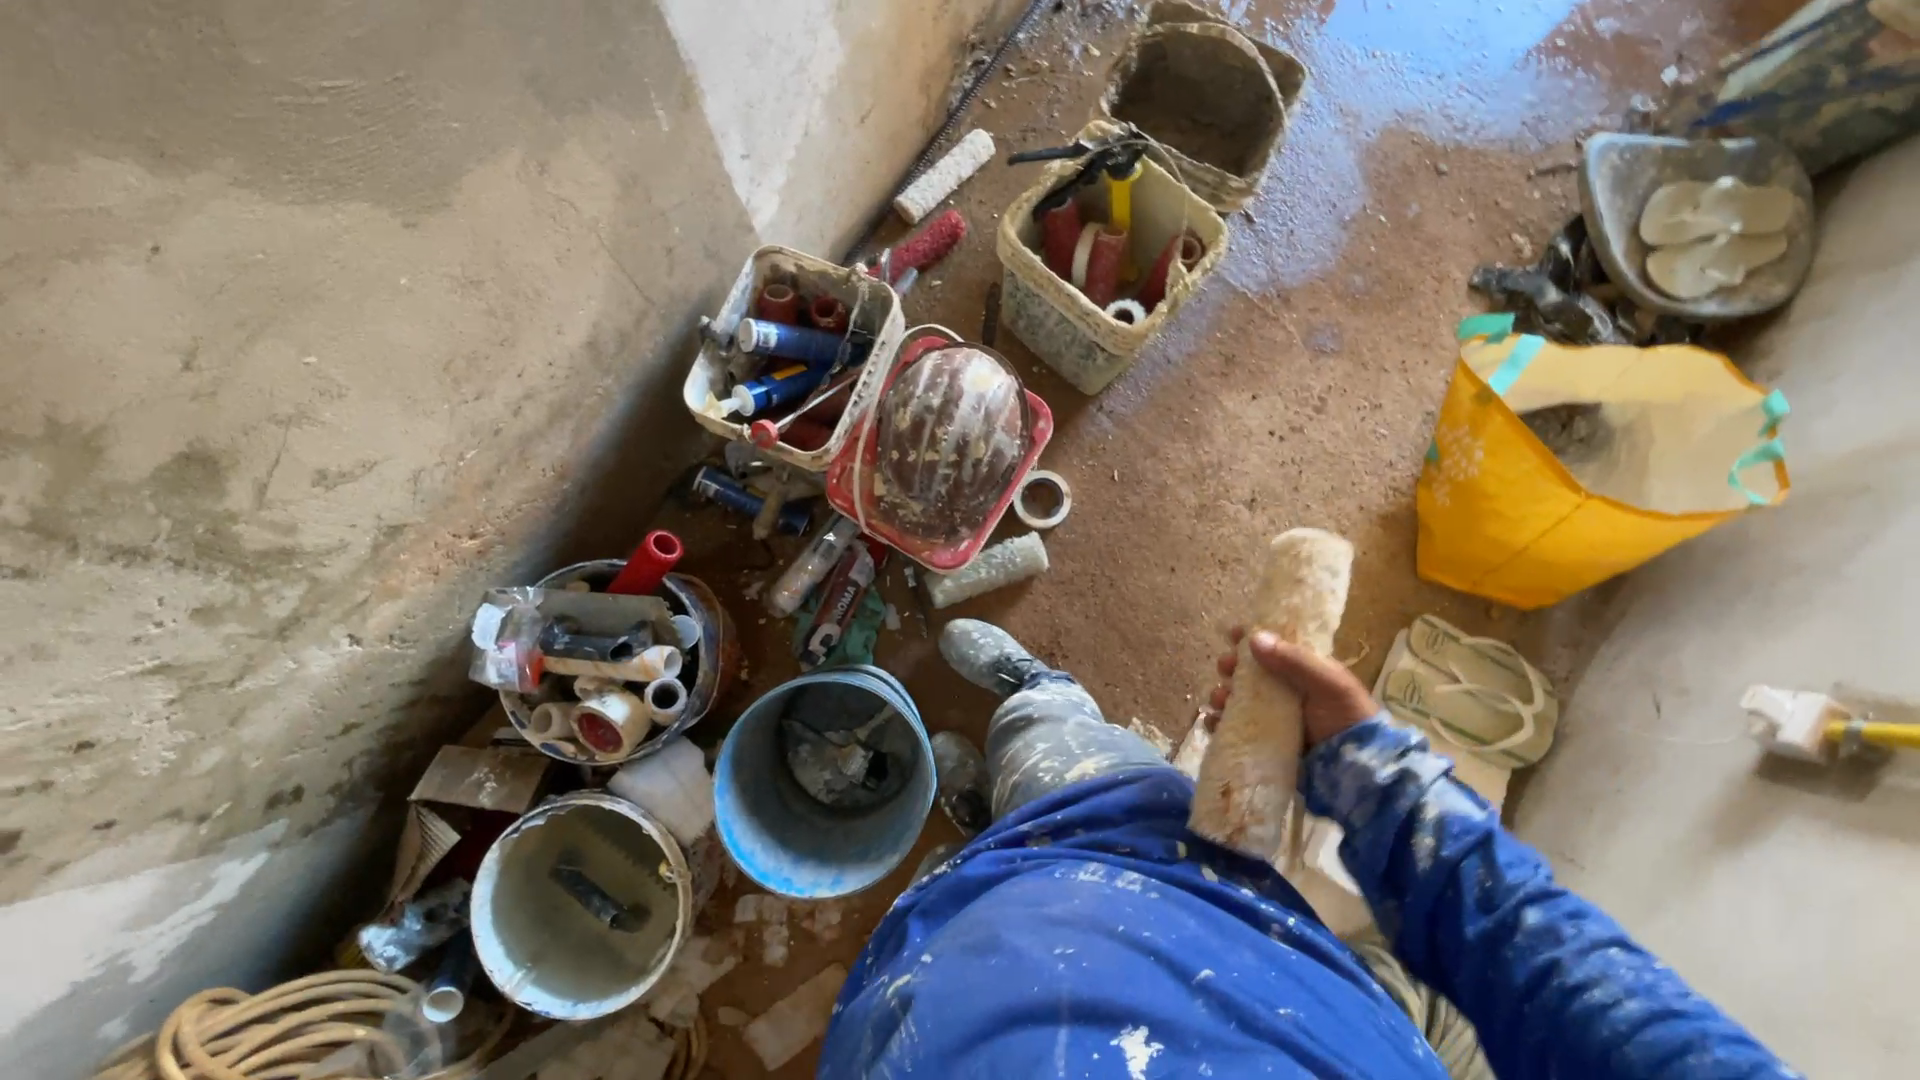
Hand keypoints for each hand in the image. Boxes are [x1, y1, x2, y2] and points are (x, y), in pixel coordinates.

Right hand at [1207, 626, 1379, 747]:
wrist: (1357, 771)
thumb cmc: (1348, 719)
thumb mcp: (1329, 683)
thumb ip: (1294, 660)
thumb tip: (1253, 638)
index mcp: (1303, 670)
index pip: (1274, 646)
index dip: (1251, 637)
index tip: (1233, 633)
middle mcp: (1285, 690)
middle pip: (1247, 672)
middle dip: (1231, 667)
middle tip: (1225, 668)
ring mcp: (1272, 717)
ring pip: (1236, 698)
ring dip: (1221, 695)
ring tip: (1218, 701)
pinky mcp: (1263, 741)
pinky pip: (1233, 727)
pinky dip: (1218, 723)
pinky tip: (1213, 722)